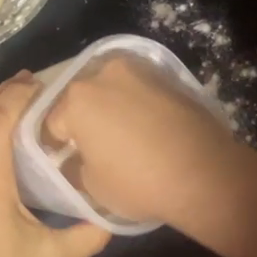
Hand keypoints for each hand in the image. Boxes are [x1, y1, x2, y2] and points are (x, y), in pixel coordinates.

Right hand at [43, 55, 249, 227]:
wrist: (203, 171)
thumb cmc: (139, 181)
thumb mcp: (93, 187)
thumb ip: (74, 166)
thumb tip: (74, 159)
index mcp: (77, 98)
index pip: (52, 121)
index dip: (55, 144)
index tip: (64, 160)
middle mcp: (103, 72)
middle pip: (81, 96)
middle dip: (82, 118)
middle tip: (92, 146)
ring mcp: (137, 69)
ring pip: (110, 86)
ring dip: (109, 104)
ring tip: (121, 134)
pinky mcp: (164, 73)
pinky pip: (137, 87)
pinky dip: (134, 101)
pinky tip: (144, 126)